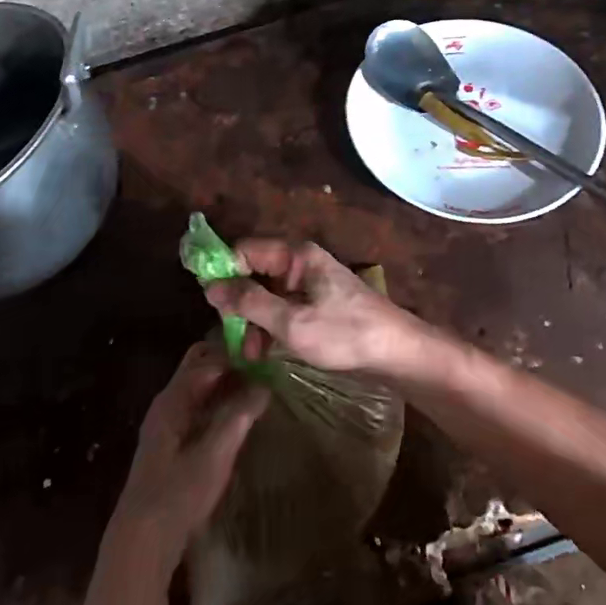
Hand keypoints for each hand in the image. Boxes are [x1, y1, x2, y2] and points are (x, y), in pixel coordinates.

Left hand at [110, 341, 268, 559]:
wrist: (142, 540)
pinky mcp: (172, 440)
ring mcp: (168, 421)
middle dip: (230, 362)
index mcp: (173, 399)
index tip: (266, 358)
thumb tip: (264, 386)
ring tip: (259, 386)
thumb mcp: (215, 455)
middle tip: (263, 368)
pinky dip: (220, 399)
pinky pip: (199, 404)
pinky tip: (240, 413)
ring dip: (227, 381)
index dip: (236, 354)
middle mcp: (168, 403)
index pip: (207, 359)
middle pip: (199, 366)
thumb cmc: (178, 494)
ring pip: (200, 385)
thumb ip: (239, 417)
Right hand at [203, 239, 434, 375]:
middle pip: (254, 272)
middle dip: (239, 304)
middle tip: (231, 336)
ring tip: (250, 354)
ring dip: (253, 321)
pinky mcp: (316, 303)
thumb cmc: (345, 334)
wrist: (396, 353)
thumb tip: (210, 285)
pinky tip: (265, 352)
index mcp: (296, 255)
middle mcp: (301, 262)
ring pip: (266, 294)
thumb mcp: (292, 323)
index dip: (223, 272)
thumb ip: (249, 303)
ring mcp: (309, 283)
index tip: (209, 303)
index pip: (245, 250)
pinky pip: (282, 307)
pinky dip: (271, 326)